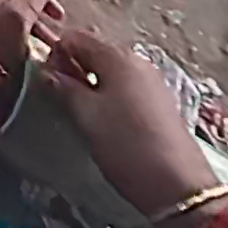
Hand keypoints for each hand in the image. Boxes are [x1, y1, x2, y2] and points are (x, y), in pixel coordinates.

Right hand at [44, 29, 217, 217]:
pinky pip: (125, 86)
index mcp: (116, 56)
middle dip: (73, 69)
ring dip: (91, 84)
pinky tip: (108, 122)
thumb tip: (47, 71)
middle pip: (94, 52)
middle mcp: (135, 59)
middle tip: (62, 99)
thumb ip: (63, 87)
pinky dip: (110, 95)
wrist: (181, 189)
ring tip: (83, 113)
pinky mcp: (160, 102)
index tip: (48, 81)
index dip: (56, 54)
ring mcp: (151, 80)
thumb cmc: (127, 145)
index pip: (74, 38)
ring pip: (109, 70)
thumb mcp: (86, 116)